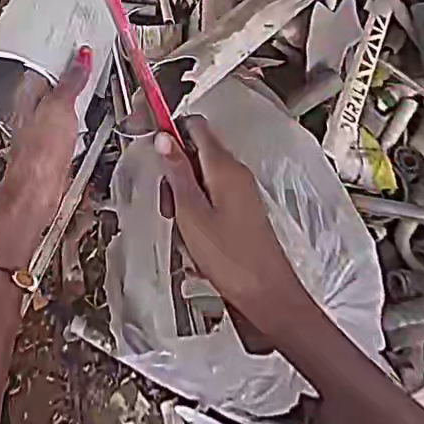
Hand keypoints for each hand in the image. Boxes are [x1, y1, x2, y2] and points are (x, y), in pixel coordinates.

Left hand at [0, 46, 91, 268]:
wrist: (36, 196)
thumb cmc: (38, 156)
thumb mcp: (60, 108)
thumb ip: (71, 82)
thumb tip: (82, 57)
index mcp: (27, 96)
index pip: (44, 67)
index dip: (62, 58)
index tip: (81, 51)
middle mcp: (30, 112)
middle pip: (51, 86)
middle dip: (69, 77)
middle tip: (88, 66)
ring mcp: (40, 132)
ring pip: (59, 106)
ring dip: (74, 98)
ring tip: (89, 88)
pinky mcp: (51, 150)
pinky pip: (66, 127)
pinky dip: (76, 121)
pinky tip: (83, 122)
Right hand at [156, 116, 320, 343]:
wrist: (269, 298)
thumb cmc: (230, 258)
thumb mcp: (191, 213)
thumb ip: (177, 172)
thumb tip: (164, 137)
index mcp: (223, 166)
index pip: (195, 125)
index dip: (171, 131)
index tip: (154, 150)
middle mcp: (235, 171)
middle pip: (195, 151)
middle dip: (174, 171)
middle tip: (168, 203)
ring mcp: (241, 190)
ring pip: (201, 174)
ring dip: (183, 193)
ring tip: (180, 224)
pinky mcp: (242, 209)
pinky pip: (212, 194)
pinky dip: (197, 207)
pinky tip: (193, 234)